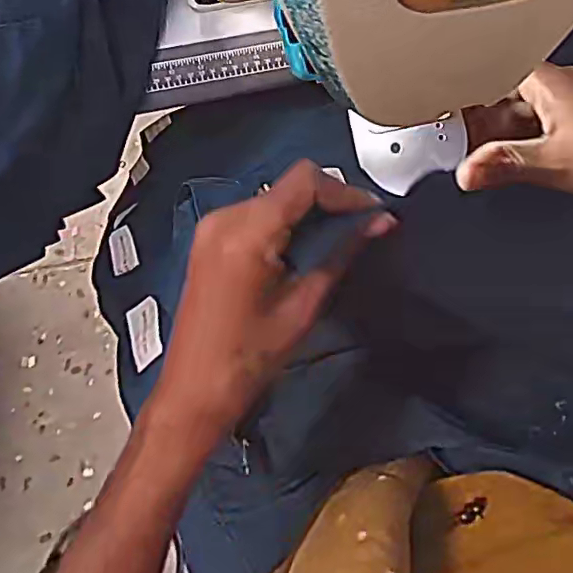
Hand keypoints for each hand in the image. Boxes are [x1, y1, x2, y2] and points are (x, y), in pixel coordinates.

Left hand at [149, 160, 396, 436]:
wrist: (194, 391)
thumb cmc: (247, 359)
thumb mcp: (304, 304)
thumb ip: (342, 253)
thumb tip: (378, 223)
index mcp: (246, 232)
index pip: (304, 181)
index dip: (344, 191)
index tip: (371, 211)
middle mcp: (224, 218)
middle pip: (290, 185)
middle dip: (330, 202)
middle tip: (362, 226)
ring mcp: (213, 225)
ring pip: (277, 196)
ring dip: (310, 212)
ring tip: (338, 240)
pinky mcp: (211, 236)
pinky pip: (259, 212)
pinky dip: (288, 222)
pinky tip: (305, 247)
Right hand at [457, 63, 572, 246]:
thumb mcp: (554, 163)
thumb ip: (504, 163)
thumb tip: (463, 173)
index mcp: (550, 80)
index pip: (495, 68)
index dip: (467, 84)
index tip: (444, 102)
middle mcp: (562, 82)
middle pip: (506, 89)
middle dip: (481, 113)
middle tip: (456, 137)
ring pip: (523, 106)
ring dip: (502, 127)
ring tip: (480, 151)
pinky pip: (541, 119)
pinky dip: (523, 135)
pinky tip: (514, 156)